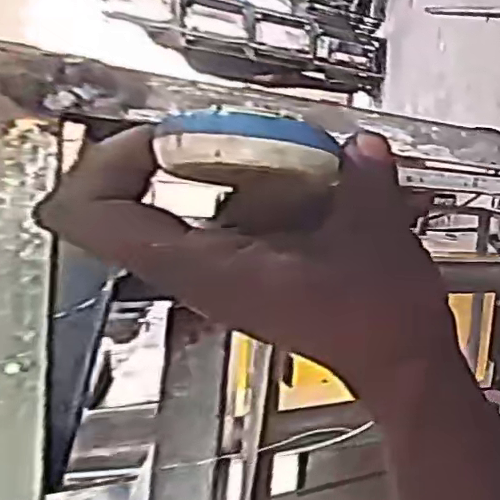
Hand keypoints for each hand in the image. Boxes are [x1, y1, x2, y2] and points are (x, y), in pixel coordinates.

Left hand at [34, 126, 462, 391]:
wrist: (409, 363)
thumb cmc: (380, 318)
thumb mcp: (377, 236)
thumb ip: (365, 183)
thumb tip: (361, 145)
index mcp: (204, 267)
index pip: (90, 212)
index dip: (112, 160)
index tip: (170, 136)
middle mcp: (209, 275)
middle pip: (175, 203)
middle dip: (223, 163)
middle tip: (269, 143)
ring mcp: (245, 280)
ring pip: (233, 215)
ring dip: (282, 185)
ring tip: (339, 172)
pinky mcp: (280, 281)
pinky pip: (273, 232)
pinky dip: (310, 209)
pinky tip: (364, 202)